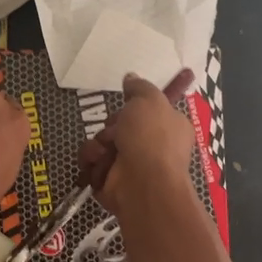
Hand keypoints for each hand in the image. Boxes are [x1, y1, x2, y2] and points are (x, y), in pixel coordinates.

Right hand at [79, 69, 196, 217]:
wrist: (143, 183)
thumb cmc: (152, 137)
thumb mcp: (149, 99)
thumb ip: (139, 87)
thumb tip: (131, 78)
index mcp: (169, 127)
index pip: (147, 111)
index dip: (134, 106)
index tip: (127, 102)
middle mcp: (151, 147)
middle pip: (119, 126)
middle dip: (112, 125)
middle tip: (116, 130)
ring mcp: (130, 166)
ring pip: (102, 143)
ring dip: (99, 144)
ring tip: (106, 150)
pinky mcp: (110, 181)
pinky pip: (92, 163)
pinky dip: (92, 161)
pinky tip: (99, 162)